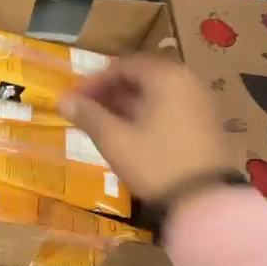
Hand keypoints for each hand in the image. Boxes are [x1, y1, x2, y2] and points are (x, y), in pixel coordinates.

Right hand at [59, 53, 236, 203]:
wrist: (203, 200)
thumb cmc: (154, 163)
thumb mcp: (115, 140)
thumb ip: (88, 115)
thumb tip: (62, 99)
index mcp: (166, 77)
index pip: (123, 65)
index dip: (94, 81)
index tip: (74, 99)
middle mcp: (187, 81)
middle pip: (141, 76)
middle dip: (109, 91)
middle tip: (85, 110)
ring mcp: (199, 102)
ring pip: (154, 93)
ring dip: (125, 104)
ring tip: (101, 123)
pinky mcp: (203, 122)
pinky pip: (167, 107)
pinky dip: (144, 114)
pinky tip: (126, 133)